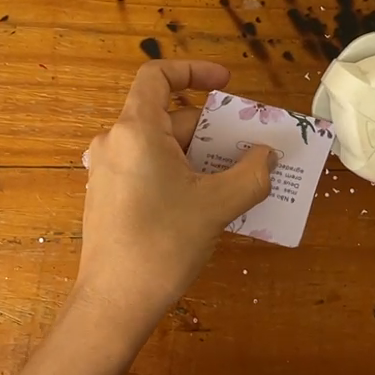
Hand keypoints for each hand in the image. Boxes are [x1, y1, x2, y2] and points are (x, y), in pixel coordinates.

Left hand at [76, 60, 276, 326]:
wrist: (113, 304)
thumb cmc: (163, 244)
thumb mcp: (216, 205)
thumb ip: (251, 173)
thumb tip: (268, 154)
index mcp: (135, 129)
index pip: (158, 75)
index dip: (194, 70)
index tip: (227, 83)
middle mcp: (115, 141)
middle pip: (167, 116)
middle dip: (210, 128)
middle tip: (247, 148)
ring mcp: (107, 171)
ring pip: (160, 147)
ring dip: (198, 155)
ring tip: (235, 178)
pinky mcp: (107, 197)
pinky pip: (148, 169)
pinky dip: (178, 174)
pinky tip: (204, 203)